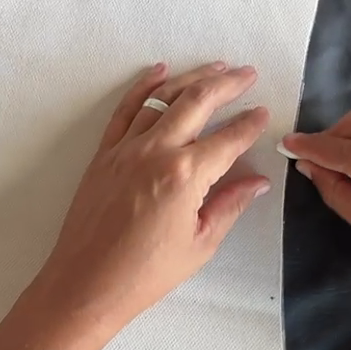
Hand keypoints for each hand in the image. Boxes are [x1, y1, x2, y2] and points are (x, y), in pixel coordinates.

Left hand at [26, 61, 272, 337]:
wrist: (86, 282)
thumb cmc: (146, 273)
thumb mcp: (200, 244)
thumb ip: (229, 205)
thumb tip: (257, 182)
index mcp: (186, 175)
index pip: (228, 139)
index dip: (250, 124)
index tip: (263, 113)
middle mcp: (156, 152)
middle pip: (198, 102)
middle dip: (227, 84)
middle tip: (248, 73)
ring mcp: (126, 149)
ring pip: (163, 98)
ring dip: (191, 79)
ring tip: (214, 67)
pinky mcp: (104, 154)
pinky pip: (125, 110)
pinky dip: (143, 87)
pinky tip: (159, 72)